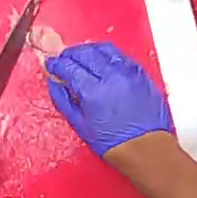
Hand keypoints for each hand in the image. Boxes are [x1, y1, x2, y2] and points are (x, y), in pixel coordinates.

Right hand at [45, 42, 172, 157]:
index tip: (51, 64)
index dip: (57, 64)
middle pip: (85, 53)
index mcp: (93, 92)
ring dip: (89, 50)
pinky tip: (102, 61)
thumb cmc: (113, 143)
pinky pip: (120, 56)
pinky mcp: (141, 74)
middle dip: (70, 54)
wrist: (145, 148)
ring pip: (104, 49)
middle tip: (63, 59)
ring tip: (81, 56)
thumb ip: (63, 101)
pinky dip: (107, 54)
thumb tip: (54, 84)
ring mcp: (128, 73)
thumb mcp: (80, 125)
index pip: (69, 67)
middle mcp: (111, 77)